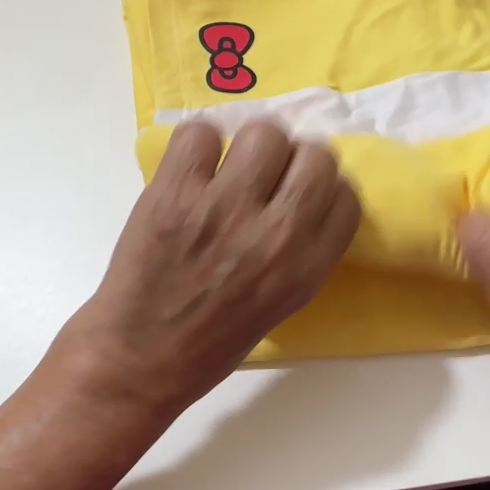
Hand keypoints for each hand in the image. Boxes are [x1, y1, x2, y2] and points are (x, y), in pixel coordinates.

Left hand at [54, 120, 359, 418]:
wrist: (143, 357)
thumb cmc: (213, 342)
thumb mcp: (280, 305)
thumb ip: (298, 252)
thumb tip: (298, 196)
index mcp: (305, 269)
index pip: (346, 197)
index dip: (324, 190)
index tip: (300, 196)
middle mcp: (275, 235)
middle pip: (314, 155)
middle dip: (294, 161)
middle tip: (267, 178)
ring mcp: (223, 209)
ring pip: (263, 134)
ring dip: (250, 147)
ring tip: (229, 171)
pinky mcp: (175, 194)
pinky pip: (201, 133)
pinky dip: (198, 146)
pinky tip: (192, 174)